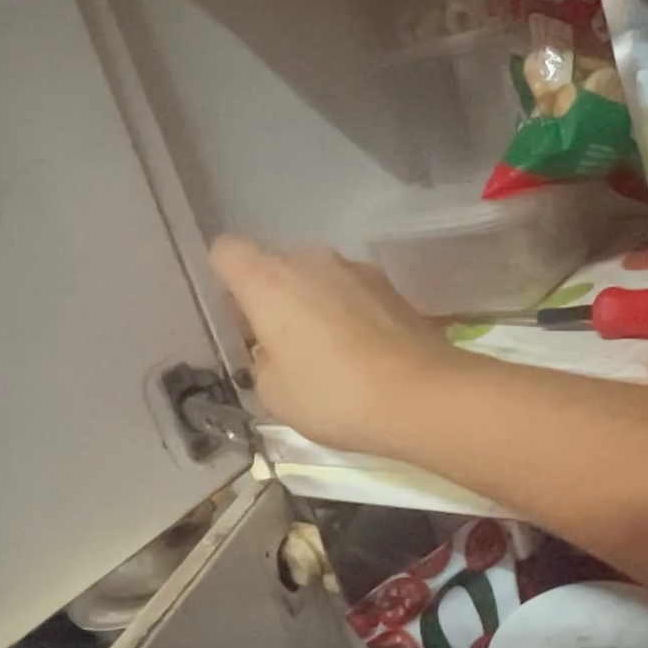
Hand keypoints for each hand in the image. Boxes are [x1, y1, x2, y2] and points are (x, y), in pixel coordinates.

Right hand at [209, 236, 468, 455]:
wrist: (423, 396)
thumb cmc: (335, 395)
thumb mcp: (274, 393)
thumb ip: (261, 361)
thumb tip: (273, 349)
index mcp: (270, 280)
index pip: (226, 252)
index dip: (225, 281)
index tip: (239, 321)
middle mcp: (313, 261)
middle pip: (275, 266)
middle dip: (271, 300)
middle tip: (280, 349)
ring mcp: (357, 270)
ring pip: (317, 279)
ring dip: (312, 306)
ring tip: (327, 356)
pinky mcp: (392, 288)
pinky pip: (351, 293)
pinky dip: (347, 314)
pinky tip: (360, 354)